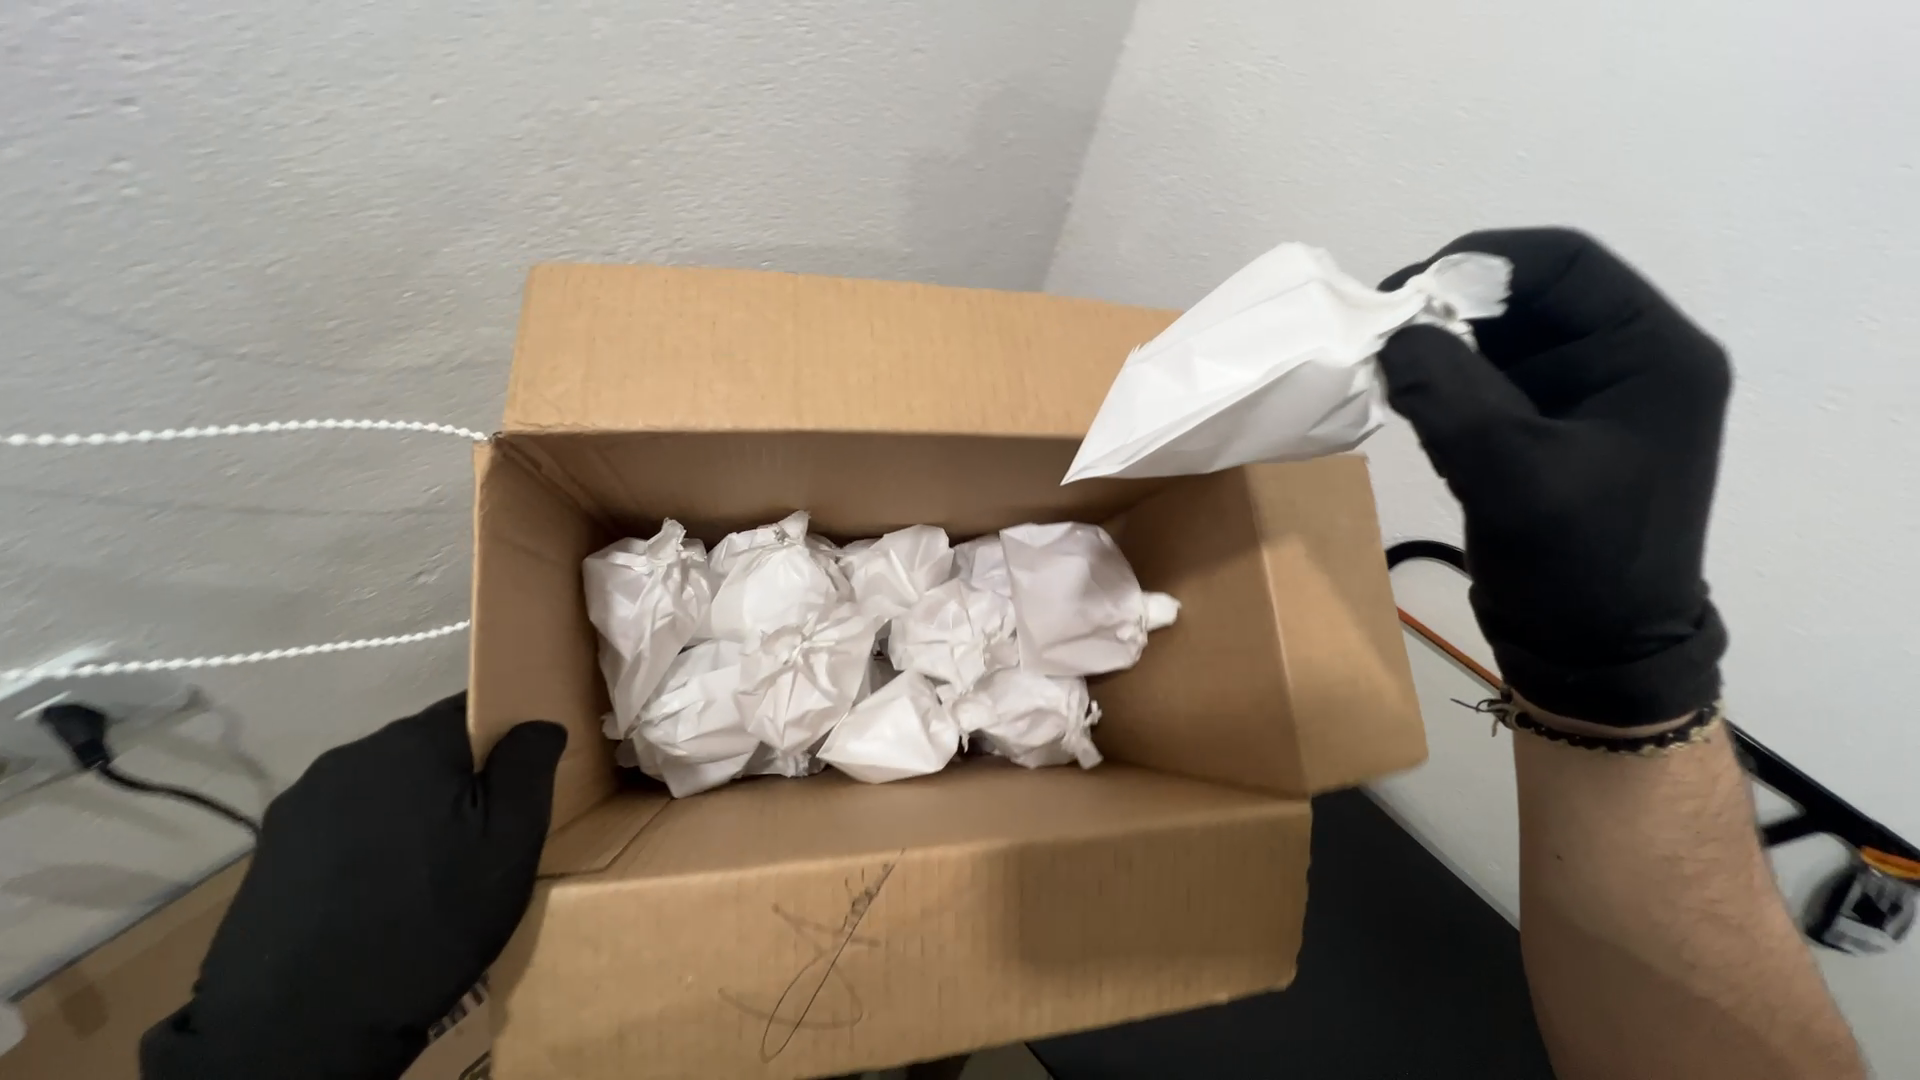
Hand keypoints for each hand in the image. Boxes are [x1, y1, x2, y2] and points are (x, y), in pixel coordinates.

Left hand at [140, 693, 565, 1079]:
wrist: (301, 1030)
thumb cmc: (431, 919)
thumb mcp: (511, 842)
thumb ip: (529, 765)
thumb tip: (537, 722)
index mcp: (410, 744)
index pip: (474, 709)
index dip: (505, 742)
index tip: (520, 787)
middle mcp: (348, 758)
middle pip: (426, 748)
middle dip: (458, 779)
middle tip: (483, 838)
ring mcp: (300, 806)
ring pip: (384, 787)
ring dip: (412, 812)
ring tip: (430, 871)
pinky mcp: (271, 852)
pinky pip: (344, 825)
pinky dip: (371, 844)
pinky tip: (379, 893)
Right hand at [1378, 229, 1730, 724]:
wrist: (1588, 650)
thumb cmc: (1575, 563)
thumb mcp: (1511, 473)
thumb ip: (1450, 394)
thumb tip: (1391, 333)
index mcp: (1649, 355)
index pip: (1563, 265)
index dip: (1480, 262)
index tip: (1401, 291)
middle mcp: (1621, 363)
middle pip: (1526, 299)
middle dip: (1448, 307)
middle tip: (1377, 331)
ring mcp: (1579, 400)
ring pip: (1498, 340)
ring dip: (1438, 347)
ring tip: (1385, 369)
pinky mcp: (1541, 433)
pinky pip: (1485, 383)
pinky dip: (1440, 384)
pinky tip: (1407, 402)